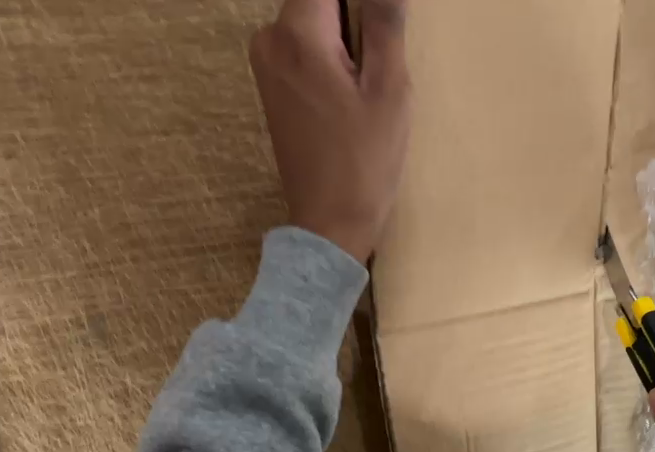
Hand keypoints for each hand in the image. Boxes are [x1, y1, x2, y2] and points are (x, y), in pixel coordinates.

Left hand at [249, 0, 411, 263]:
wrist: (329, 226)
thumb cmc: (364, 164)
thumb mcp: (388, 90)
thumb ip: (384, 23)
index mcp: (298, 32)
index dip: (363, 3)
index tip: (382, 26)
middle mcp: (270, 39)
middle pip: (321, 0)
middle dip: (356, 18)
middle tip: (383, 61)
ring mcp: (266, 66)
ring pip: (313, 25)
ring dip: (346, 40)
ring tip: (369, 82)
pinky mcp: (271, 90)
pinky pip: (304, 51)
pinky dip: (331, 59)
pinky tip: (351, 96)